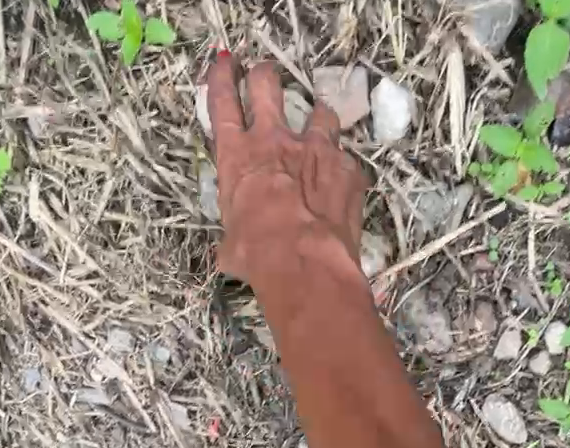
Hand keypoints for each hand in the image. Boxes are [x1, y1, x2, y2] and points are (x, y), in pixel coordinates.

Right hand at [205, 53, 366, 291]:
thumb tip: (233, 252)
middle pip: (266, 86)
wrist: (305, 262)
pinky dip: (343, 168)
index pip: (223, 102)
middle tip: (265, 77)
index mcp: (238, 156)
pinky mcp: (347, 167)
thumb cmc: (258, 255)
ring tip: (320, 126)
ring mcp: (315, 149)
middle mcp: (275, 141)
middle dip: (264, 76)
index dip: (222, 77)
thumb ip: (235, 235)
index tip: (225, 62)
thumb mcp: (232, 245)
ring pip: (319, 113)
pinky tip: (344, 183)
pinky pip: (346, 159)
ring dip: (317, 117)